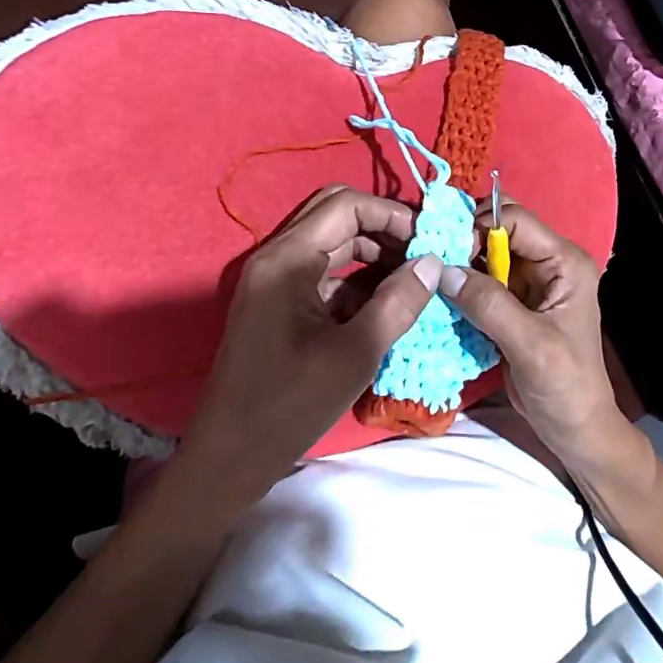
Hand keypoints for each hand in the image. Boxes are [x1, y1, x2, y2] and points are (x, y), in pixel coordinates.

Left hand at [184, 186, 443, 491]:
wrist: (230, 457)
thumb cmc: (290, 405)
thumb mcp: (356, 353)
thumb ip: (399, 301)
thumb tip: (433, 263)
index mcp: (287, 260)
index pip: (347, 205)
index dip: (393, 215)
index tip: (430, 243)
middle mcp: (277, 258)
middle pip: (337, 215)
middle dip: (385, 229)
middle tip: (424, 255)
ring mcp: (275, 281)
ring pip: (333, 243)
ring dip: (374, 254)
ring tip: (414, 279)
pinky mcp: (280, 304)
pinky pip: (325, 273)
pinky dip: (358, 280)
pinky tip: (387, 304)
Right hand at [439, 201, 621, 460]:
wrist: (574, 426)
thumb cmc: (565, 385)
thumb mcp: (531, 345)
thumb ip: (490, 305)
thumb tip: (443, 271)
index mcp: (564, 261)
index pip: (516, 221)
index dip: (479, 228)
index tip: (447, 253)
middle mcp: (548, 262)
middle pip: (498, 230)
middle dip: (465, 239)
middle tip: (434, 262)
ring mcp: (528, 282)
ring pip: (485, 253)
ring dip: (458, 262)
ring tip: (430, 278)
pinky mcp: (511, 302)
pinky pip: (479, 279)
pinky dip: (460, 284)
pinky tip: (439, 295)